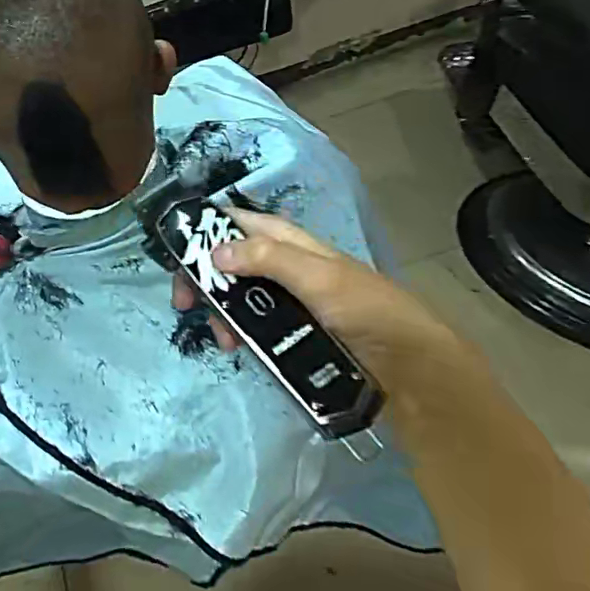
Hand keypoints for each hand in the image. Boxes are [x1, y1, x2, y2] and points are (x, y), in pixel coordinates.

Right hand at [171, 208, 466, 384]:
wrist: (412, 367)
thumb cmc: (366, 310)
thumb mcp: (317, 278)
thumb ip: (267, 259)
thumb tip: (215, 250)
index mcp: (291, 242)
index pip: (239, 222)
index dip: (207, 230)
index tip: (178, 254)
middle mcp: (286, 266)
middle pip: (232, 261)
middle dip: (206, 278)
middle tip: (185, 303)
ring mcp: (291, 300)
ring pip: (241, 296)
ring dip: (222, 312)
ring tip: (223, 339)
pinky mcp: (296, 332)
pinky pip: (257, 326)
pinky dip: (241, 334)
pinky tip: (238, 350)